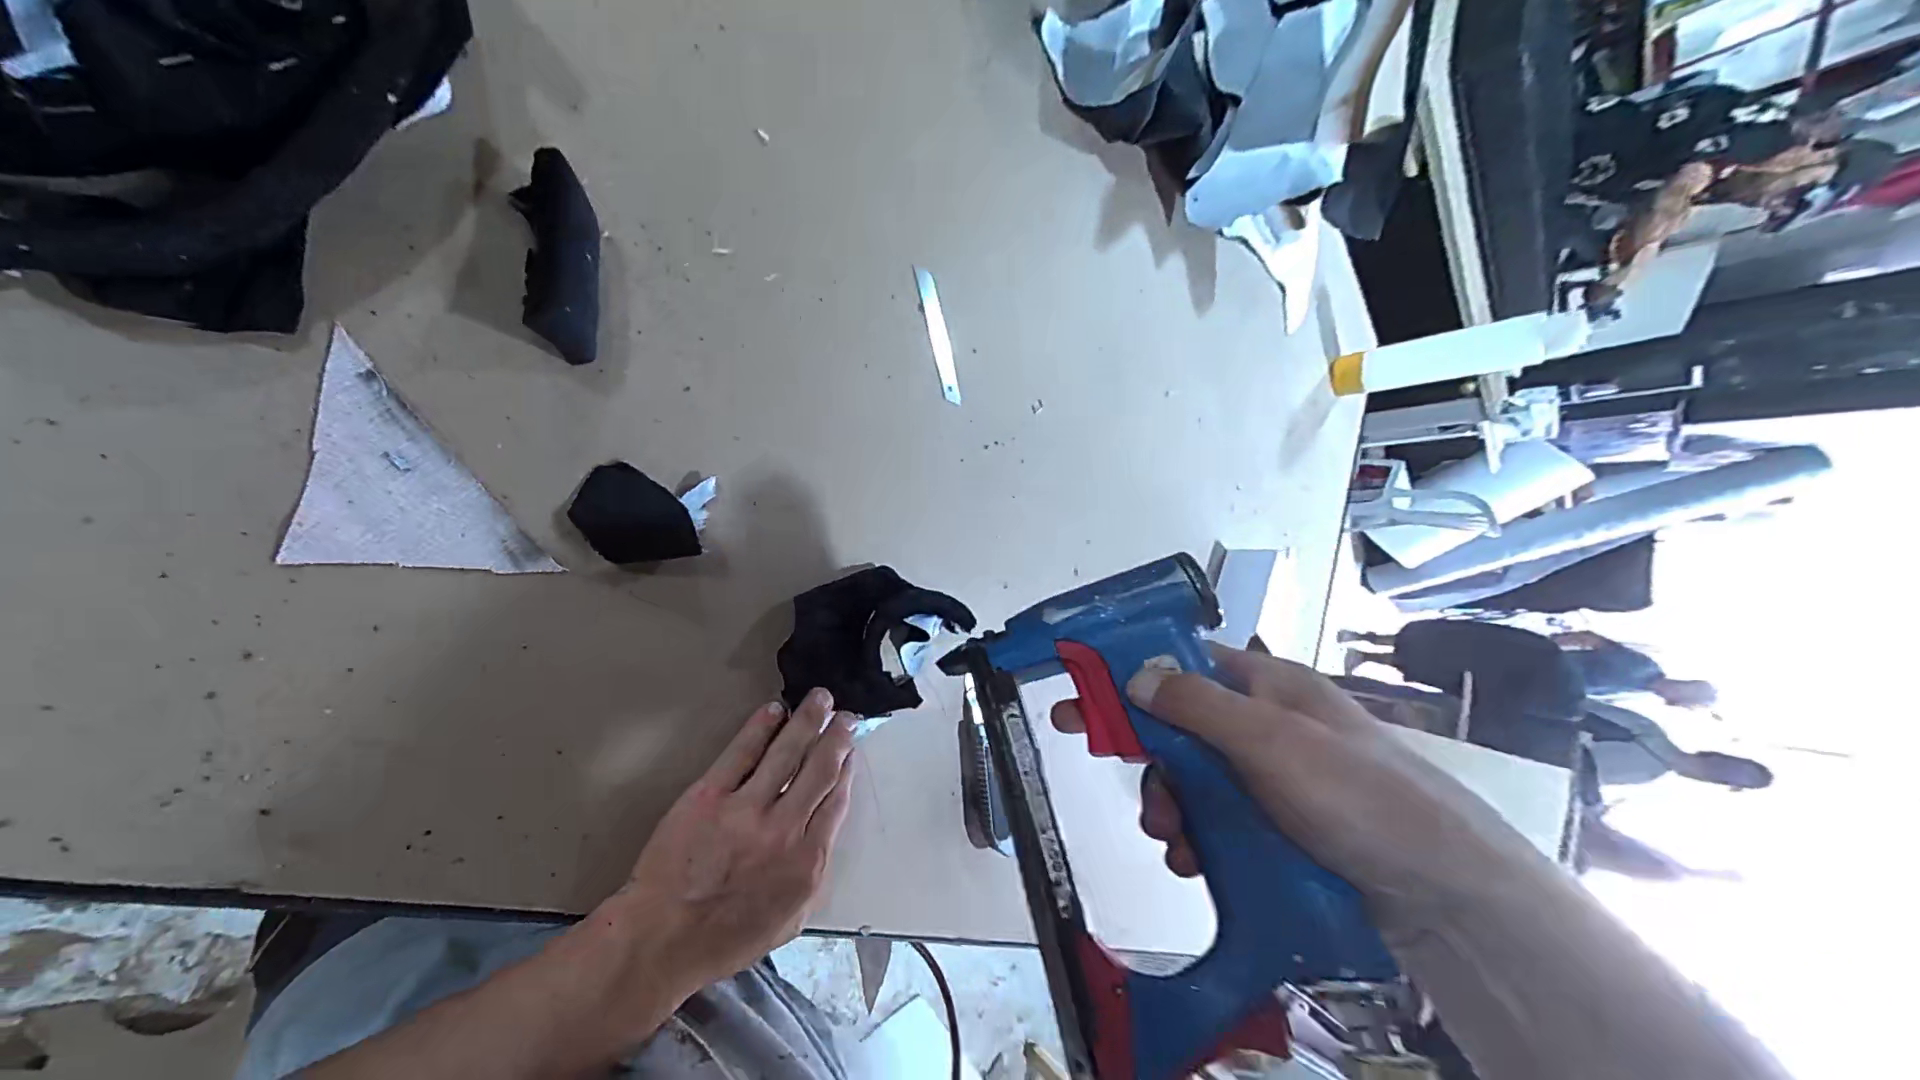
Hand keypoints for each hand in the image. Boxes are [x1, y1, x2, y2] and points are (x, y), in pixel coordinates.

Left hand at [607, 688, 855, 993]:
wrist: (660, 940)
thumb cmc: (725, 938)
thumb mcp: (790, 920)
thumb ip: (814, 873)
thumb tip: (825, 831)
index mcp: (807, 861)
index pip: (836, 800)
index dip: (846, 768)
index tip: (850, 749)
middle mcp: (784, 829)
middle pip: (820, 769)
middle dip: (837, 737)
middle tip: (845, 716)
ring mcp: (746, 809)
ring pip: (787, 753)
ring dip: (807, 720)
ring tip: (820, 698)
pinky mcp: (709, 796)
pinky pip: (741, 753)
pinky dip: (761, 727)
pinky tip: (774, 710)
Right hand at [1051, 646, 1540, 921]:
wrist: (1446, 895)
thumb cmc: (1361, 796)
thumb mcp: (1272, 741)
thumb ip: (1198, 707)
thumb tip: (1134, 677)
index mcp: (1263, 684)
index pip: (1179, 662)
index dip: (1128, 674)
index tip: (1080, 698)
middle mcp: (1261, 723)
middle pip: (1177, 728)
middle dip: (1151, 762)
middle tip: (1138, 794)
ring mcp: (1268, 776)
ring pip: (1191, 780)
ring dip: (1171, 809)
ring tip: (1176, 842)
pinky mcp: (1274, 824)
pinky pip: (1214, 821)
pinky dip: (1196, 840)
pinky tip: (1195, 864)